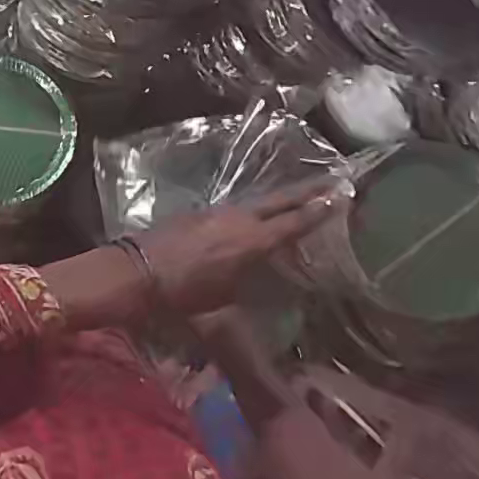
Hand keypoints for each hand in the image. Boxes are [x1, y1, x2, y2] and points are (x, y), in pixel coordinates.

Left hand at [131, 178, 344, 315]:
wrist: (137, 272)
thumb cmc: (183, 295)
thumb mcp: (224, 298)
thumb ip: (250, 281)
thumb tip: (266, 274)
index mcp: (252, 241)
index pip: (294, 222)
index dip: (319, 210)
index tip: (341, 195)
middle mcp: (240, 219)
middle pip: (281, 200)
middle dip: (308, 190)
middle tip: (332, 180)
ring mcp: (219, 211)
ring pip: (259, 202)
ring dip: (282, 199)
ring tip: (301, 197)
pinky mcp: (202, 212)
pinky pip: (238, 209)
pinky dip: (256, 210)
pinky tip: (258, 216)